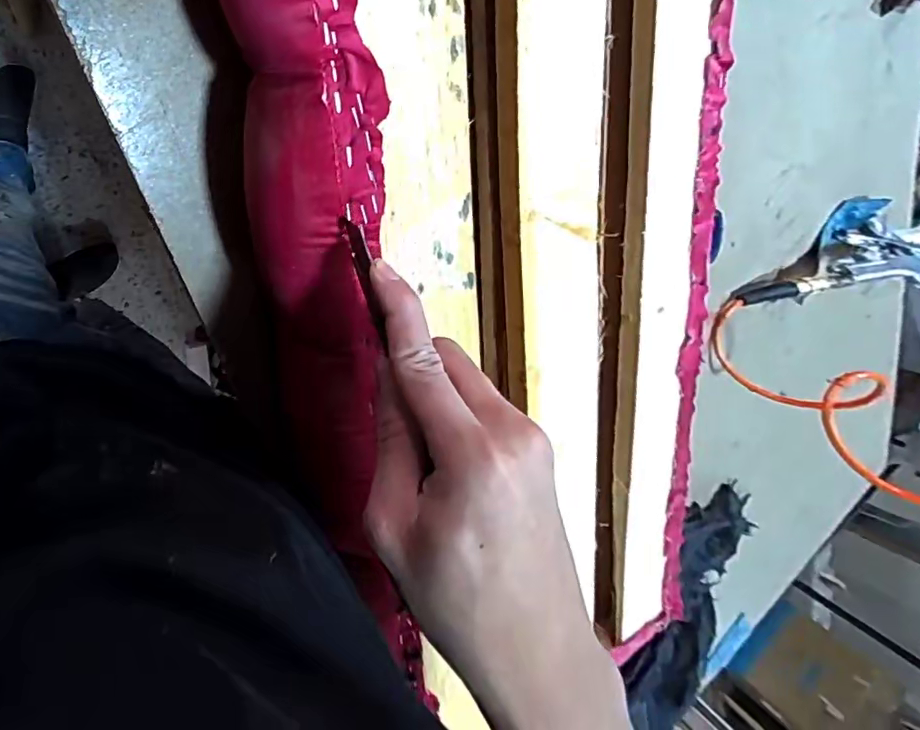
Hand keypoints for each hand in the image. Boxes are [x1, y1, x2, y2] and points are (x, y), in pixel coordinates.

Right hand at [365, 262, 629, 729]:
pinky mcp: (541, 446)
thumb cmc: (456, 602)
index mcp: (473, 454)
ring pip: (464, 378)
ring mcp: (535, 436)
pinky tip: (453, 470)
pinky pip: (483, 402)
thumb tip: (388, 374)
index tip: (378, 266)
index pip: (421, 360)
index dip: (395, 308)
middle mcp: (513, 430)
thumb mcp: (394, 524)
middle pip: (445, 357)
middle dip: (410, 368)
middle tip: (393, 431)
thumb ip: (390, 439)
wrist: (542, 655)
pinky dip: (455, 412)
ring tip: (427, 469)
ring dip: (433, 395)